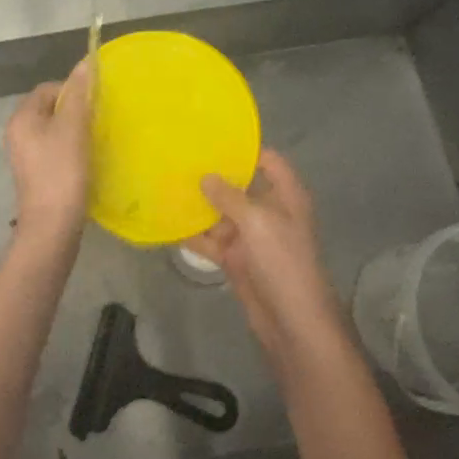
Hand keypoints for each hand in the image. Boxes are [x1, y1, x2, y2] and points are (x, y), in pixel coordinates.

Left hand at [3, 59, 94, 242]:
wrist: (51, 227)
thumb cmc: (62, 172)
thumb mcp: (73, 128)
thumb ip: (79, 94)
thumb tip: (85, 63)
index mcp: (22, 117)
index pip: (48, 88)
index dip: (73, 90)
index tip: (95, 104)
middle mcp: (18, 133)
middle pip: (51, 108)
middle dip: (76, 111)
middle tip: (99, 122)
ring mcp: (25, 155)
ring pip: (55, 130)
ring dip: (76, 131)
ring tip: (96, 141)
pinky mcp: (36, 174)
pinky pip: (55, 150)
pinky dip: (72, 150)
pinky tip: (88, 161)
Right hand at [186, 149, 343, 357]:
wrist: (293, 323)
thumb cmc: (284, 263)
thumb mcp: (258, 222)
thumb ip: (230, 196)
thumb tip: (205, 176)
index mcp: (285, 196)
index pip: (268, 161)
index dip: (245, 148)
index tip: (212, 136)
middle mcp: (268, 212)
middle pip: (240, 185)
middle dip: (213, 174)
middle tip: (178, 156)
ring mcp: (251, 237)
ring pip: (220, 213)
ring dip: (198, 203)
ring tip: (165, 183)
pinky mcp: (235, 259)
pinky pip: (210, 240)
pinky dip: (192, 233)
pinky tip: (166, 221)